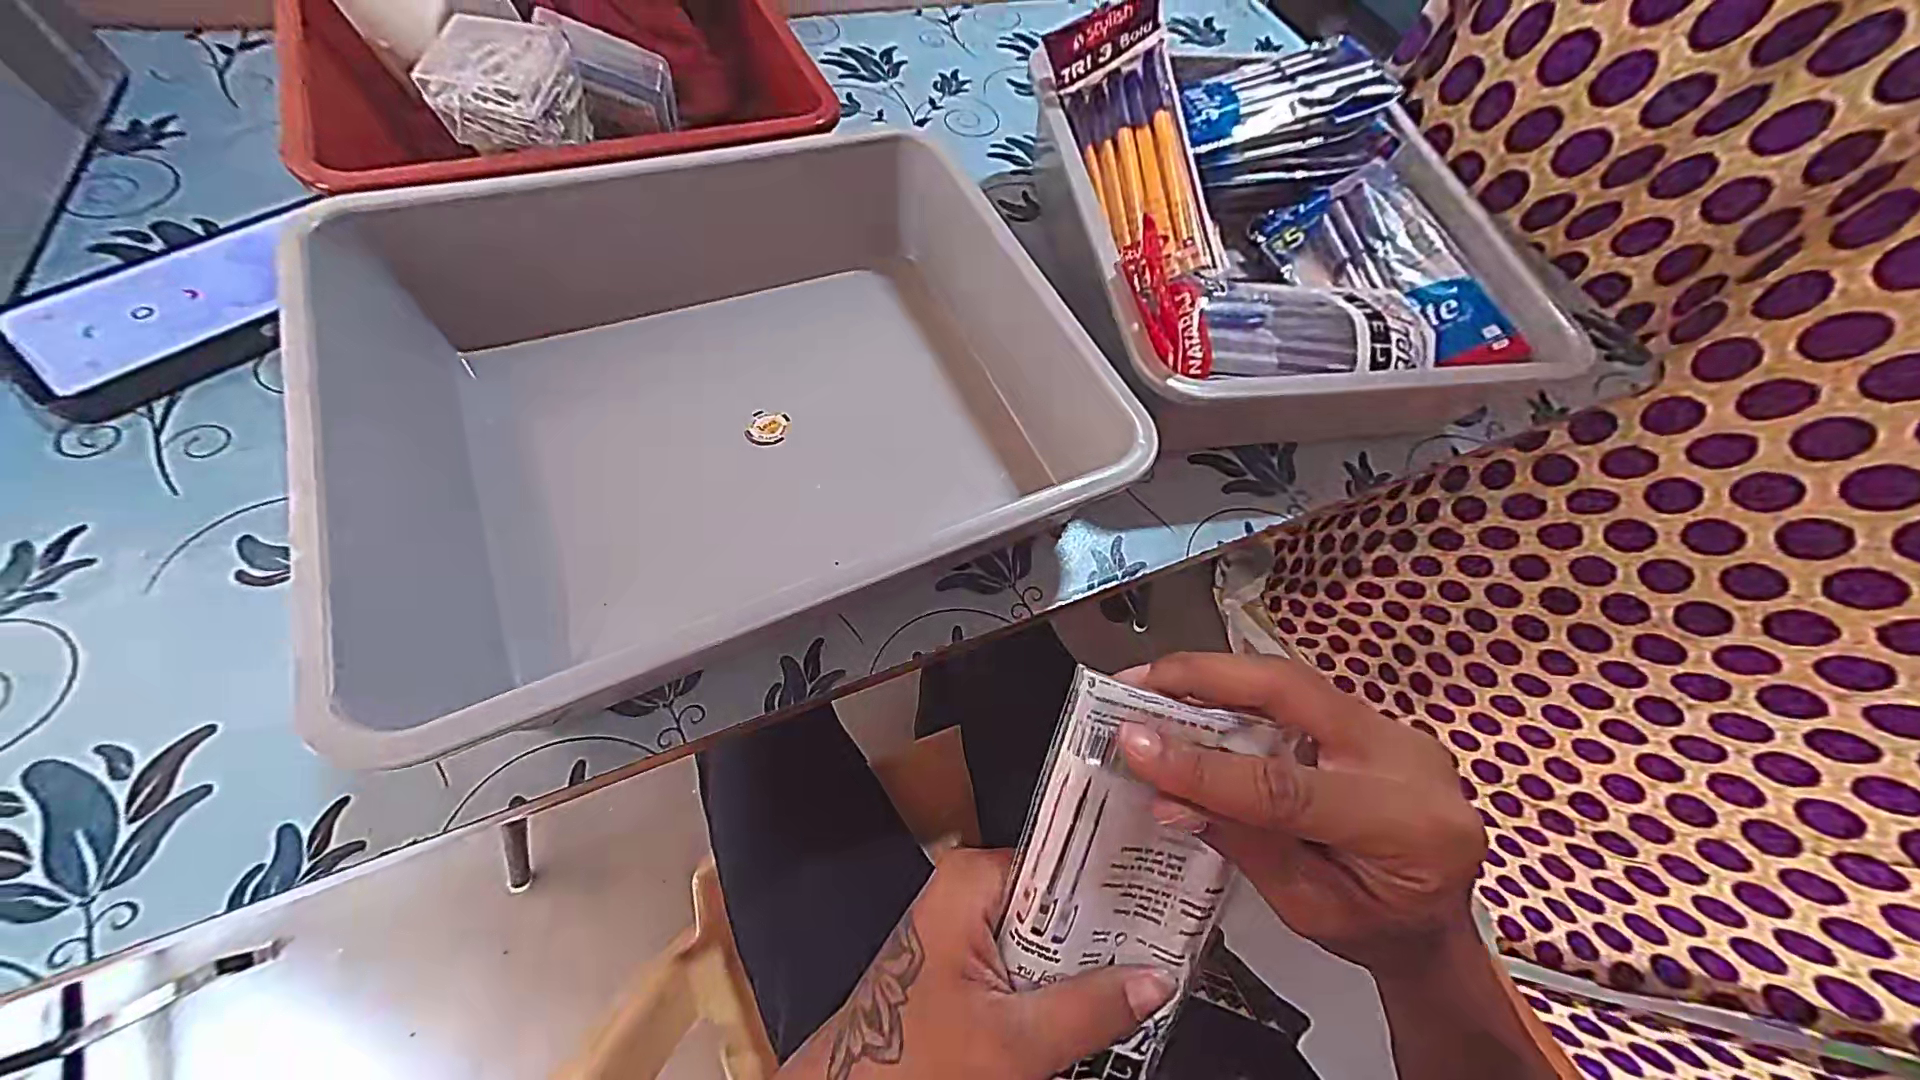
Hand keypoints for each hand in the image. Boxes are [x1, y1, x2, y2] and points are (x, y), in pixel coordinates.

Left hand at [777, 847, 1174, 1079]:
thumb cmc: (914, 1059)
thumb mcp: (1013, 1041)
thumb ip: (1089, 1007)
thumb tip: (1155, 979)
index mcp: (973, 877)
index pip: (1060, 860)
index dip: (1111, 885)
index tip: (1158, 899)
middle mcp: (970, 883)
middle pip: (1056, 895)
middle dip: (1101, 932)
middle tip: (1158, 951)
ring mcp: (969, 914)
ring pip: (1046, 928)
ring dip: (1082, 960)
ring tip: (1135, 977)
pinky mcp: (970, 946)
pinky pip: (1027, 949)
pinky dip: (1056, 976)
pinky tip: (1088, 1000)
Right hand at [1116, 652, 1485, 974]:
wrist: (1432, 920)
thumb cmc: (1376, 927)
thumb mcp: (1304, 906)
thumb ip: (1240, 841)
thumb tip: (1169, 795)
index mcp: (1405, 827)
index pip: (1284, 786)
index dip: (1201, 765)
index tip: (1136, 745)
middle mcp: (1407, 759)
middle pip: (1291, 690)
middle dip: (1203, 677)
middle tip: (1137, 680)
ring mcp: (1392, 727)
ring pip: (1287, 678)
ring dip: (1212, 675)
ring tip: (1150, 682)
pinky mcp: (1367, 715)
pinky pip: (1291, 689)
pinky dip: (1233, 686)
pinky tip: (1191, 692)